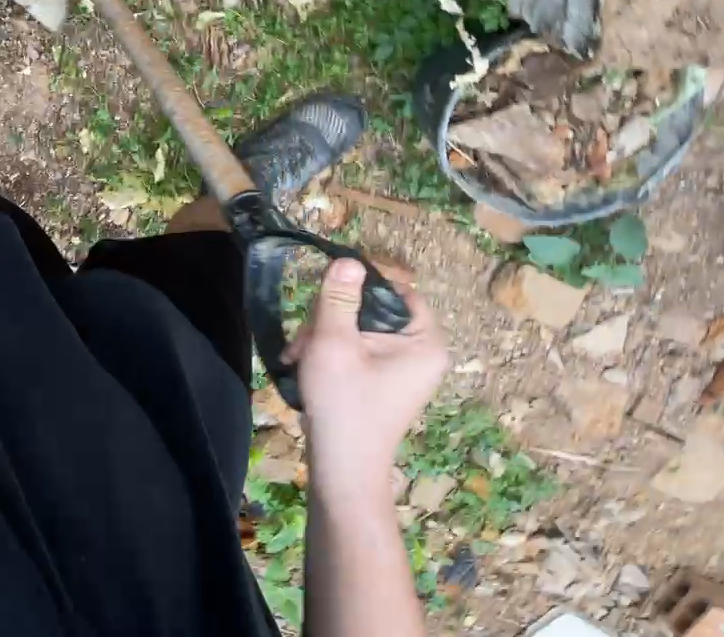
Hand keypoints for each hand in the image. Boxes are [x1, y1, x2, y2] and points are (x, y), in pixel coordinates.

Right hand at [284, 259, 447, 494]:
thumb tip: (348, 260)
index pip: (399, 290)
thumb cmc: (343, 400)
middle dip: (332, 316)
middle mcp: (423, 354)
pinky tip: (306, 364)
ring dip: (324, 335)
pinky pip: (360, 349)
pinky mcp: (385, 381)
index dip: (362, 284)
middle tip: (305, 336)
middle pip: (374, 309)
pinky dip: (332, 351)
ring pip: (360, 328)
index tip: (327, 292)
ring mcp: (405, 370)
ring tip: (299, 355)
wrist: (342, 464)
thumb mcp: (333, 342)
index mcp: (425, 342)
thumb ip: (338, 298)